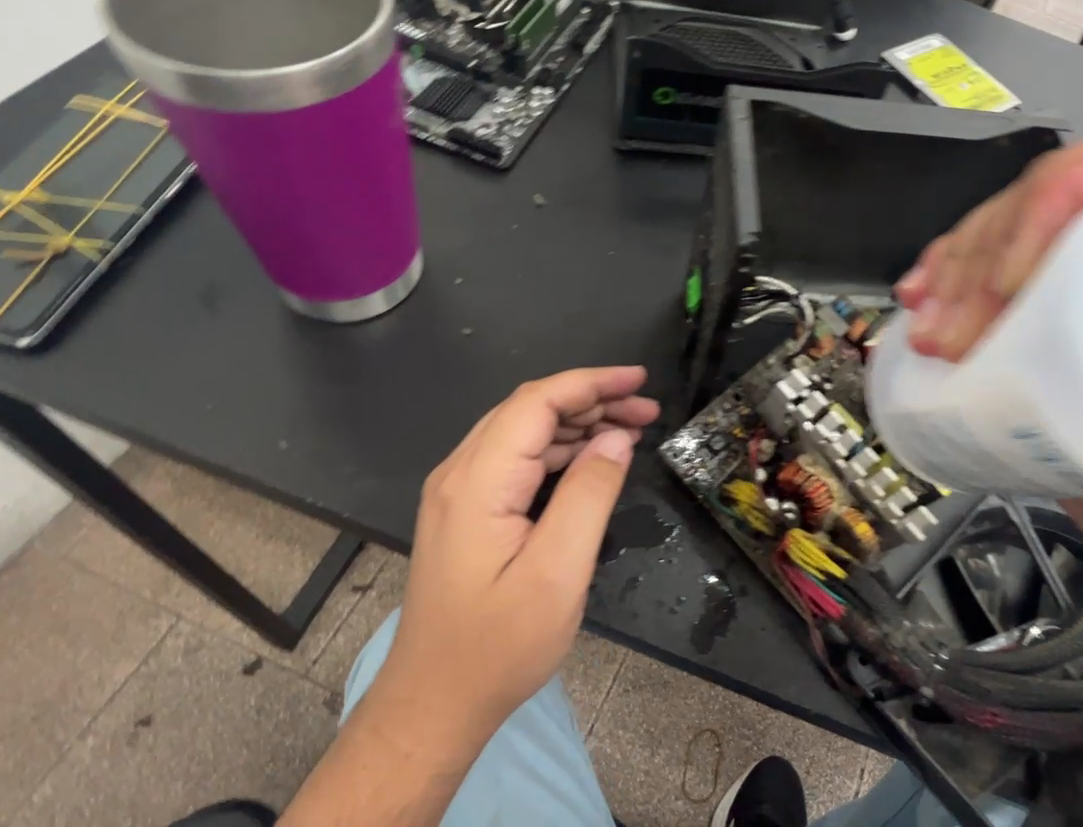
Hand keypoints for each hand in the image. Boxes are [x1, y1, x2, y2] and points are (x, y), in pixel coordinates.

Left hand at [381, 366, 660, 733]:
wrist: (435, 702)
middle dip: (591, 399)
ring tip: (631, 429)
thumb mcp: (558, 572)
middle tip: (647, 411)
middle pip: (529, 410)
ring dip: (577, 424)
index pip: (536, 403)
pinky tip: (592, 459)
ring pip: (523, 433)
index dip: (591, 382)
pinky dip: (559, 450)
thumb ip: (589, 495)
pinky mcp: (467, 513)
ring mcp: (459, 493)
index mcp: (478, 481)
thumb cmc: (498, 646)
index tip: (640, 381)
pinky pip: (517, 460)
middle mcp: (460, 474)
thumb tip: (616, 438)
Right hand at [895, 115, 1082, 571]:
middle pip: (1060, 187)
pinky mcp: (1055, 304)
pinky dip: (943, 277)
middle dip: (986, 240)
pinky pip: (990, 263)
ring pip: (1012, 222)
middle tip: (949, 325)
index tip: (1014, 275)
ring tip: (927, 334)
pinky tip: (918, 313)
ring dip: (955, 264)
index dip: (1066, 188)